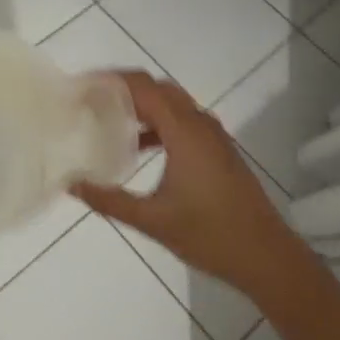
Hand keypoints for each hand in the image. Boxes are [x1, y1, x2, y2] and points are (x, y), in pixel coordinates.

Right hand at [71, 72, 298, 293]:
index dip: (109, 81)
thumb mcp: (153, 221)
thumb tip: (71, 184)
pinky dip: (158, 123)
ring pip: (173, 104)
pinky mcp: (220, 151)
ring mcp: (214, 138)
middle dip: (122, 88)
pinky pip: (184, 121)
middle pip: (158, 88)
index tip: (80, 88)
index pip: (143, 88)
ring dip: (141, 105)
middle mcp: (201, 126)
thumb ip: (109, 200)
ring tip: (107, 119)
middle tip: (90, 101)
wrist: (268, 258)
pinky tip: (138, 149)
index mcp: (184, 133)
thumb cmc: (211, 236)